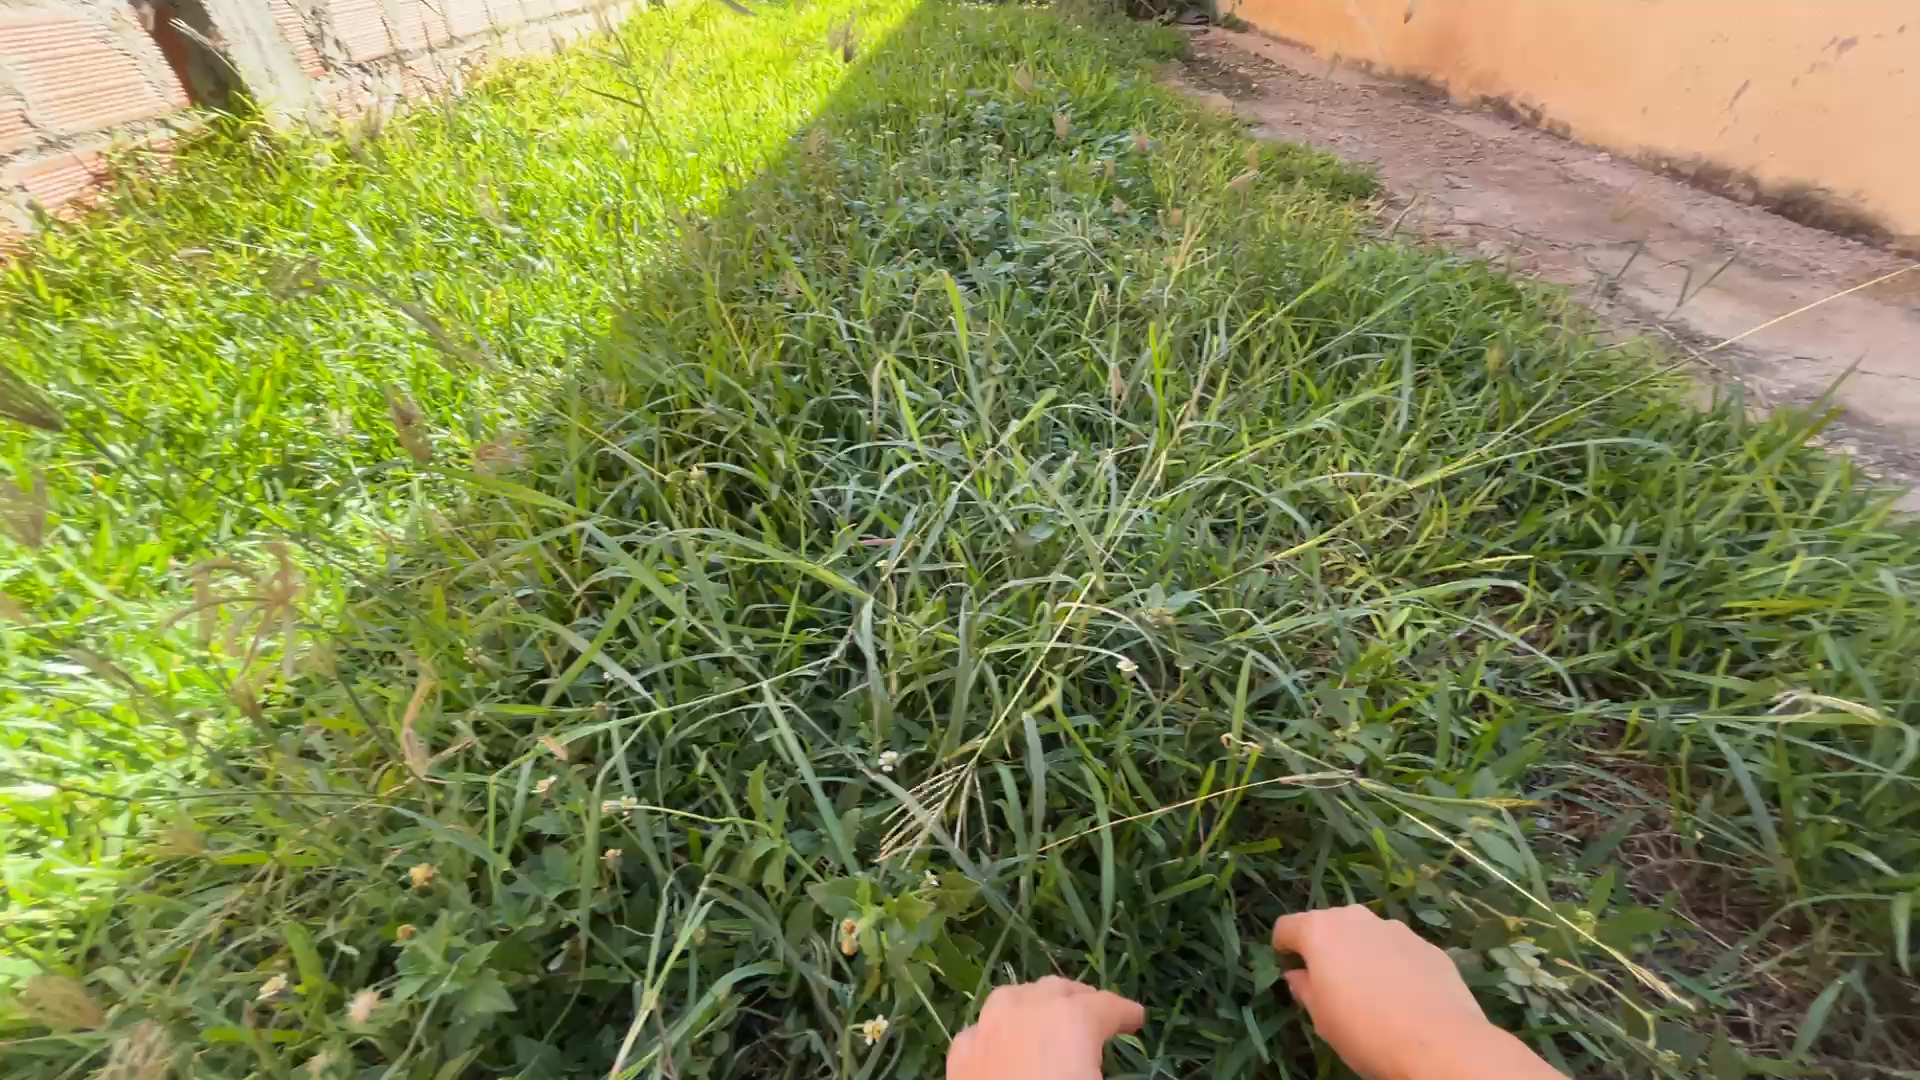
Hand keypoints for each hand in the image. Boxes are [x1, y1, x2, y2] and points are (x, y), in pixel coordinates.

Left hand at [945, 976, 1144, 1079]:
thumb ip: (1099, 1065)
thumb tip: (1095, 1064)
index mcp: (1070, 1019)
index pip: (1106, 1005)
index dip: (1125, 1012)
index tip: (1136, 1017)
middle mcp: (1026, 1009)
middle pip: (1058, 991)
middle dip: (1080, 999)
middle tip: (1096, 1013)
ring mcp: (987, 1028)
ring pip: (1016, 998)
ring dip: (1036, 1005)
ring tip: (1050, 1018)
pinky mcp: (961, 1056)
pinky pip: (982, 1031)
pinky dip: (996, 1032)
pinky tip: (1001, 1044)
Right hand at [1273, 905, 1561, 1079]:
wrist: (1445, 1047)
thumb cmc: (1368, 1031)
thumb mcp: (1322, 1020)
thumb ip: (1305, 990)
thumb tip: (1299, 976)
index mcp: (1318, 930)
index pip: (1286, 927)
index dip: (1283, 947)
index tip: (1289, 967)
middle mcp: (1353, 917)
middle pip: (1328, 925)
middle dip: (1326, 948)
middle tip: (1334, 984)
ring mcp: (1393, 929)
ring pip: (1367, 935)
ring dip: (1363, 953)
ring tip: (1376, 992)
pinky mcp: (1428, 946)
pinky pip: (1400, 951)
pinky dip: (1396, 966)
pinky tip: (1408, 998)